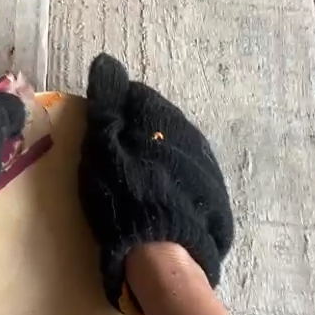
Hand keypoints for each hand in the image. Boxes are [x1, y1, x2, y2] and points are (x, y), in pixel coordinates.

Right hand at [80, 53, 233, 314]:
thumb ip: (106, 104)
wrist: (163, 252)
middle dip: (139, 133)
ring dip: (158, 158)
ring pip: (176, 151)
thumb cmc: (123, 195)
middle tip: (115, 157)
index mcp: (162, 116)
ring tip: (138, 181)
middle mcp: (190, 133)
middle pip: (158, 123)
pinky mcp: (215, 196)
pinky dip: (173, 183)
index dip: (115, 112)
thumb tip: (107, 63)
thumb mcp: (102, 147)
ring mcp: (206, 166)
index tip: (100, 130)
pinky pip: (188, 179)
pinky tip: (160, 200)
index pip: (135, 97)